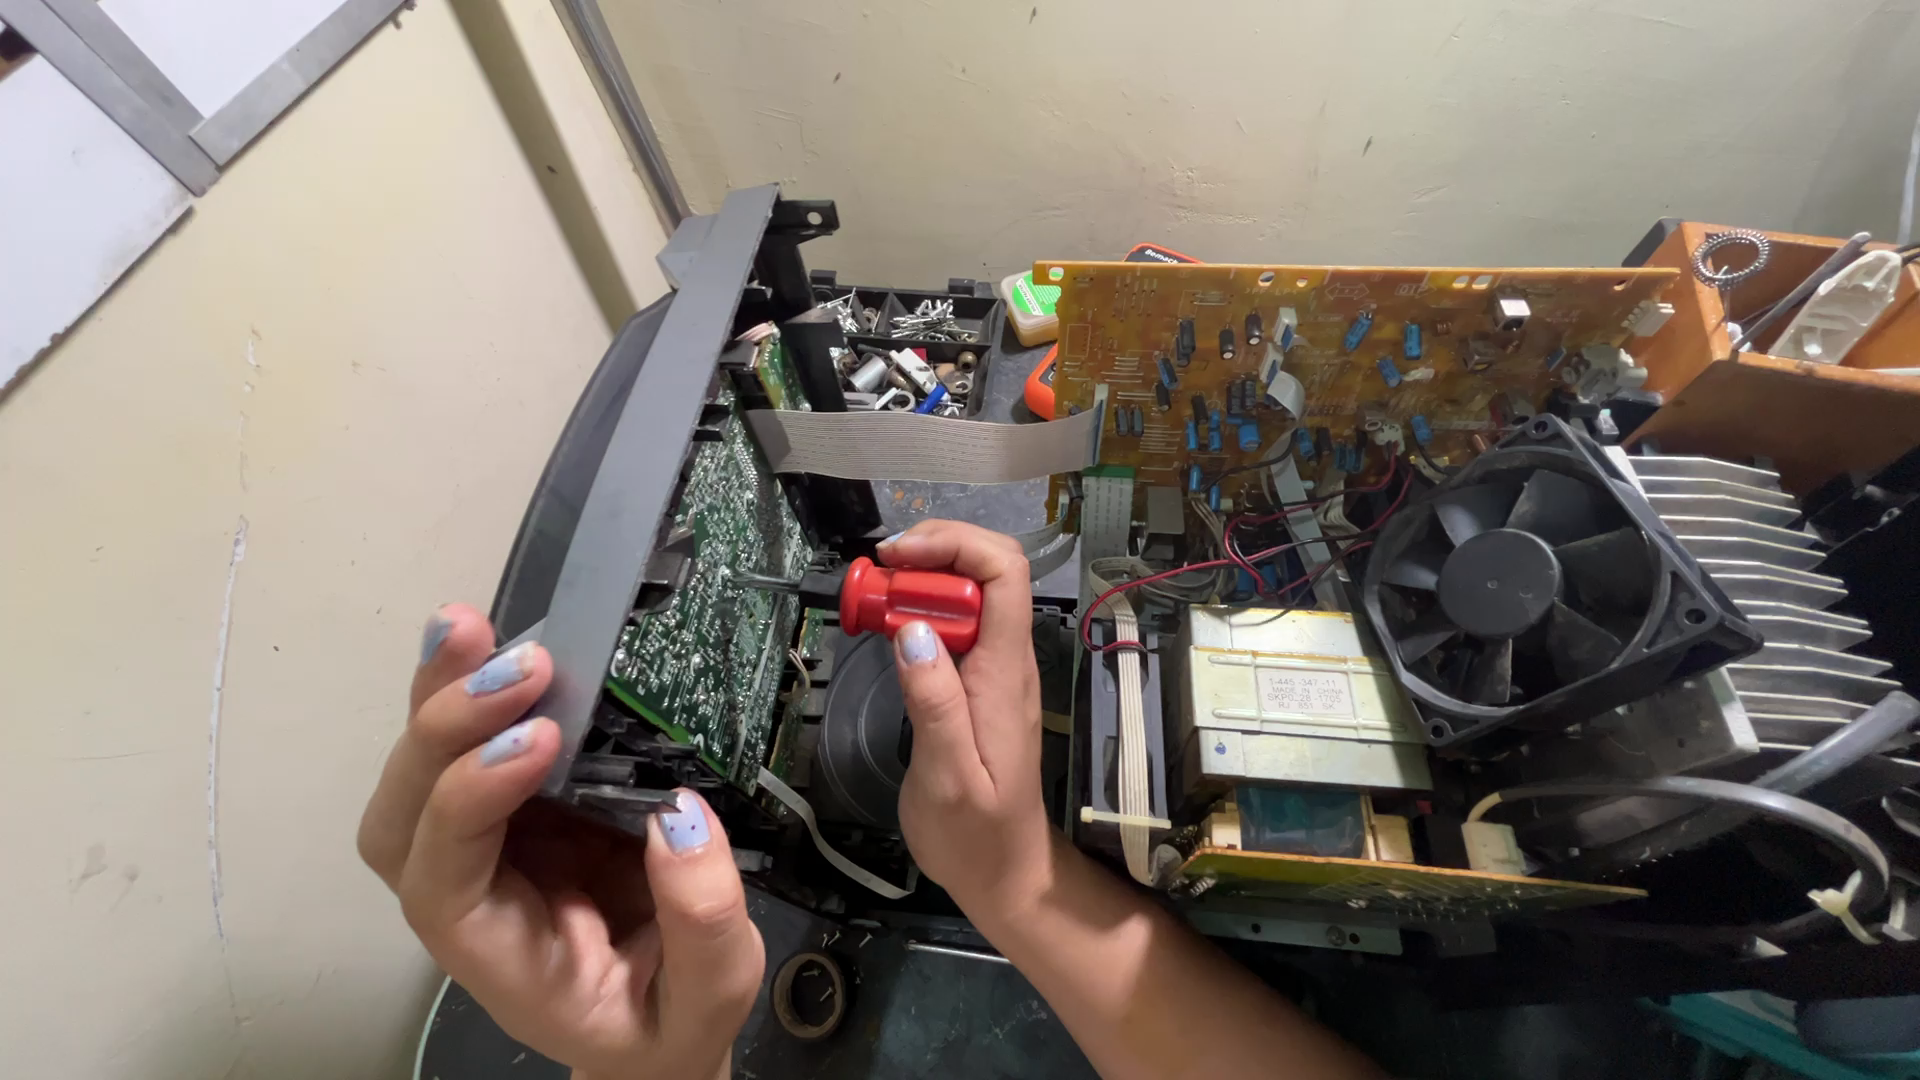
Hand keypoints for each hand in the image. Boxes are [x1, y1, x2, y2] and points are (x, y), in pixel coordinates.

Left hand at [357, 604, 764, 1079]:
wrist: (655, 1026)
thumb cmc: (672, 1021)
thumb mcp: (709, 995)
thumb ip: (703, 921)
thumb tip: (681, 812)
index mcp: (502, 955)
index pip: (441, 883)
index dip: (469, 805)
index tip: (539, 737)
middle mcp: (474, 893)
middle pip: (402, 819)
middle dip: (442, 735)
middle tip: (522, 666)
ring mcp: (496, 842)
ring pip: (421, 773)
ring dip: (439, 695)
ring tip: (474, 626)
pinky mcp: (531, 803)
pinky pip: (477, 744)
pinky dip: (471, 687)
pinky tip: (491, 635)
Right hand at [878, 522, 1054, 922]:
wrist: (1005, 871)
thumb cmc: (977, 834)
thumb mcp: (948, 778)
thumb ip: (934, 705)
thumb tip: (914, 631)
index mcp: (1005, 670)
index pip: (1004, 573)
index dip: (956, 544)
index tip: (897, 556)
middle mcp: (1006, 656)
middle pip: (987, 569)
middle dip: (933, 553)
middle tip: (876, 574)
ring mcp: (993, 666)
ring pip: (970, 591)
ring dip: (923, 577)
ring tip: (873, 594)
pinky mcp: (976, 680)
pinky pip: (954, 622)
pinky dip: (919, 608)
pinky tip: (887, 623)